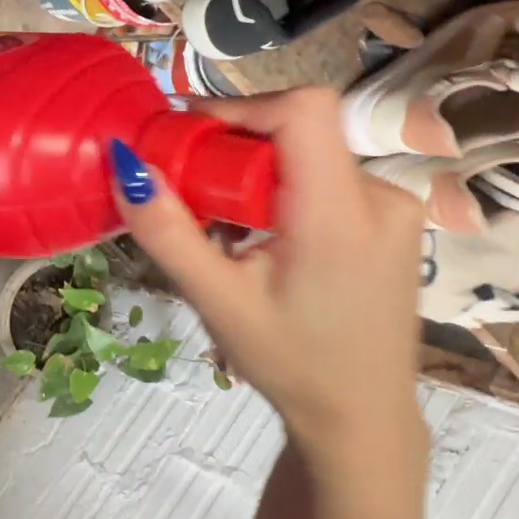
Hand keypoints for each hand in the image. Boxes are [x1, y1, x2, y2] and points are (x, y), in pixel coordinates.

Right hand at [113, 87, 427, 453]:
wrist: (361, 412)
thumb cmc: (288, 358)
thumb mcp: (213, 298)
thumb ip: (167, 230)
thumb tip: (126, 162)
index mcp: (341, 215)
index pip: (303, 110)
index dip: (239, 105)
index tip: (187, 135)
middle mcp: (381, 197)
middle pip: (294, 129)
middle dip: (229, 145)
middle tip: (184, 187)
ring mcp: (391, 207)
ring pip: (303, 150)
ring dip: (248, 167)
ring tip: (215, 218)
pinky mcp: (387, 218)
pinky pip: (319, 171)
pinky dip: (273, 184)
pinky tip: (252, 230)